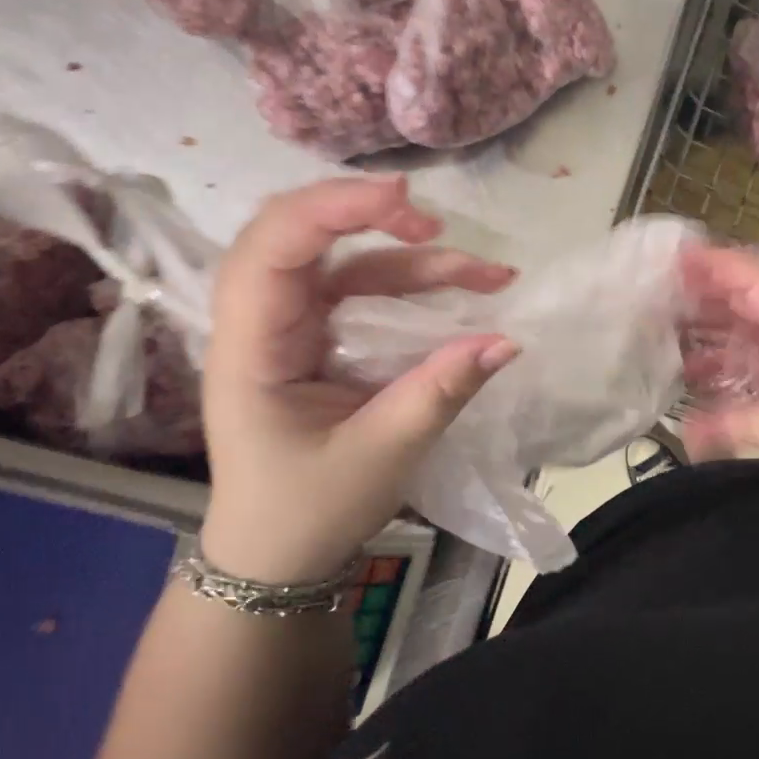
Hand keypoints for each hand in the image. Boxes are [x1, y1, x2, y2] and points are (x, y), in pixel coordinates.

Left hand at [198, 177, 519, 584]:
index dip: (334, 210)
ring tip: (491, 276)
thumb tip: (506, 342)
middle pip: (306, 240)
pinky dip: (412, 294)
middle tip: (444, 230)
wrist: (278, 554)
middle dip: (377, 223)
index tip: (407, 204)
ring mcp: (291, 333)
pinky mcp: (319, 347)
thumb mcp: (382, 454)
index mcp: (252, 347)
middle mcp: (264, 325)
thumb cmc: (310, 509)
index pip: (275, 249)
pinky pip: (362, 300)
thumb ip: (440, 392)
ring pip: (347, 269)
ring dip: (416, 264)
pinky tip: (461, 300)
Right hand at [680, 245, 758, 488]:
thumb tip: (686, 435)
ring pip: (751, 330)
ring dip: (714, 328)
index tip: (675, 256)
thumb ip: (740, 428)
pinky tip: (700, 373)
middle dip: (704, 293)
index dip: (717, 264)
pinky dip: (729, 360)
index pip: (757, 281)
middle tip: (654, 294)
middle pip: (749, 300)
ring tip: (666, 331)